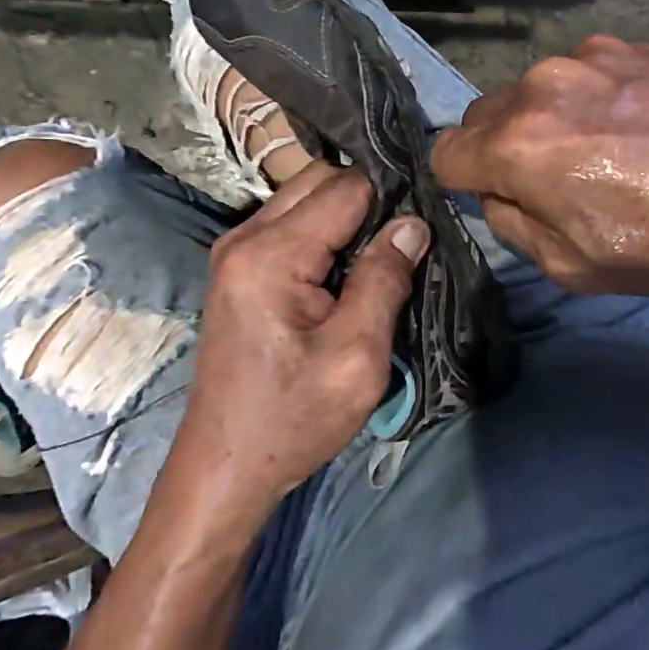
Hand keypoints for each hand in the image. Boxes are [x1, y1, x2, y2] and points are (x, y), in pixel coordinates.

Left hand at [175, 163, 428, 510]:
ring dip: (346, 215)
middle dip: (367, 198)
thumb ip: (384, 281)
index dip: (390, 197)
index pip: (345, 188)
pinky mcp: (239, 270)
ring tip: (382, 252)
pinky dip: (325, 232)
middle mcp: (245, 237)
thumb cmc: (292, 419)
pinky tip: (347, 267)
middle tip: (404, 238)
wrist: (225, 469)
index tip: (423, 220)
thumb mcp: (356, 357)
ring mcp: (236, 251)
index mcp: (271, 254)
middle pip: (320, 180)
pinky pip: (291, 224)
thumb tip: (412, 224)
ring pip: (304, 198)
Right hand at [431, 36, 648, 295]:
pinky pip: (582, 77)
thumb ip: (514, 224)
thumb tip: (499, 193)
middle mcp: (542, 84)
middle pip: (483, 115)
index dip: (465, 183)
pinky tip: (643, 131)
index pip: (445, 153)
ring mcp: (591, 55)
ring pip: (533, 93)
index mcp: (519, 143)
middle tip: (557, 187)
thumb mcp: (578, 268)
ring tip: (611, 158)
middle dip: (500, 151)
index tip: (502, 200)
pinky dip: (590, 102)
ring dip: (547, 124)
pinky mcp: (634, 44)